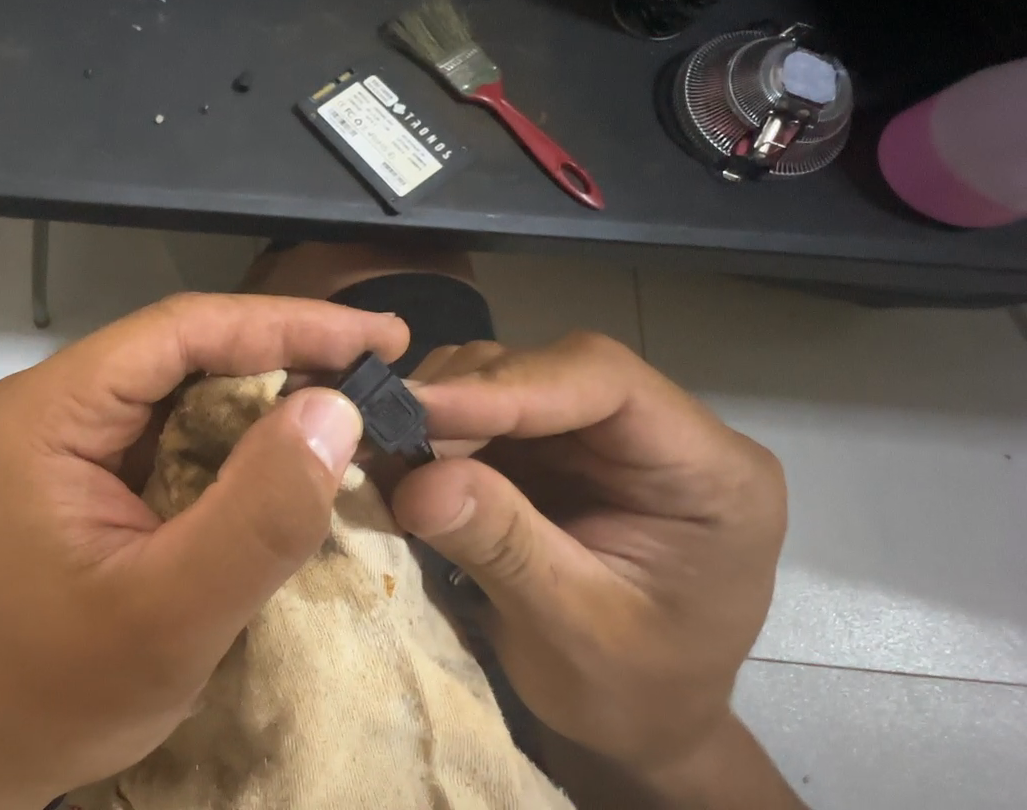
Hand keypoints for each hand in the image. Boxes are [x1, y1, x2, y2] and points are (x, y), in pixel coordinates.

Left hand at [0, 294, 407, 809]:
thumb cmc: (65, 686)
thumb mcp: (172, 615)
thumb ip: (257, 517)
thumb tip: (335, 410)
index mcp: (51, 411)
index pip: (178, 332)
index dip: (285, 323)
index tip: (380, 337)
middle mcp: (56, 399)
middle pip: (183, 346)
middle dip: (285, 351)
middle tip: (380, 368)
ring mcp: (72, 428)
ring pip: (186, 380)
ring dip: (269, 388)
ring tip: (355, 398)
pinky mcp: (92, 460)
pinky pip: (178, 422)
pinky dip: (242, 430)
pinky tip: (294, 443)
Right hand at [392, 333, 789, 787]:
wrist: (631, 720)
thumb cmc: (629, 689)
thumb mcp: (573, 630)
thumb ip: (504, 548)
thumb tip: (418, 482)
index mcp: (707, 471)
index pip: (605, 381)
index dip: (508, 385)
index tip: (419, 411)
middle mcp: (652, 431)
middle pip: (541, 369)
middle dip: (457, 402)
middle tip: (381, 442)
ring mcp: (592, 433)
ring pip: (498, 376)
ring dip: (435, 413)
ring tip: (388, 460)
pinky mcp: (545, 444)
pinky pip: (476, 408)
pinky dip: (430, 431)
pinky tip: (400, 464)